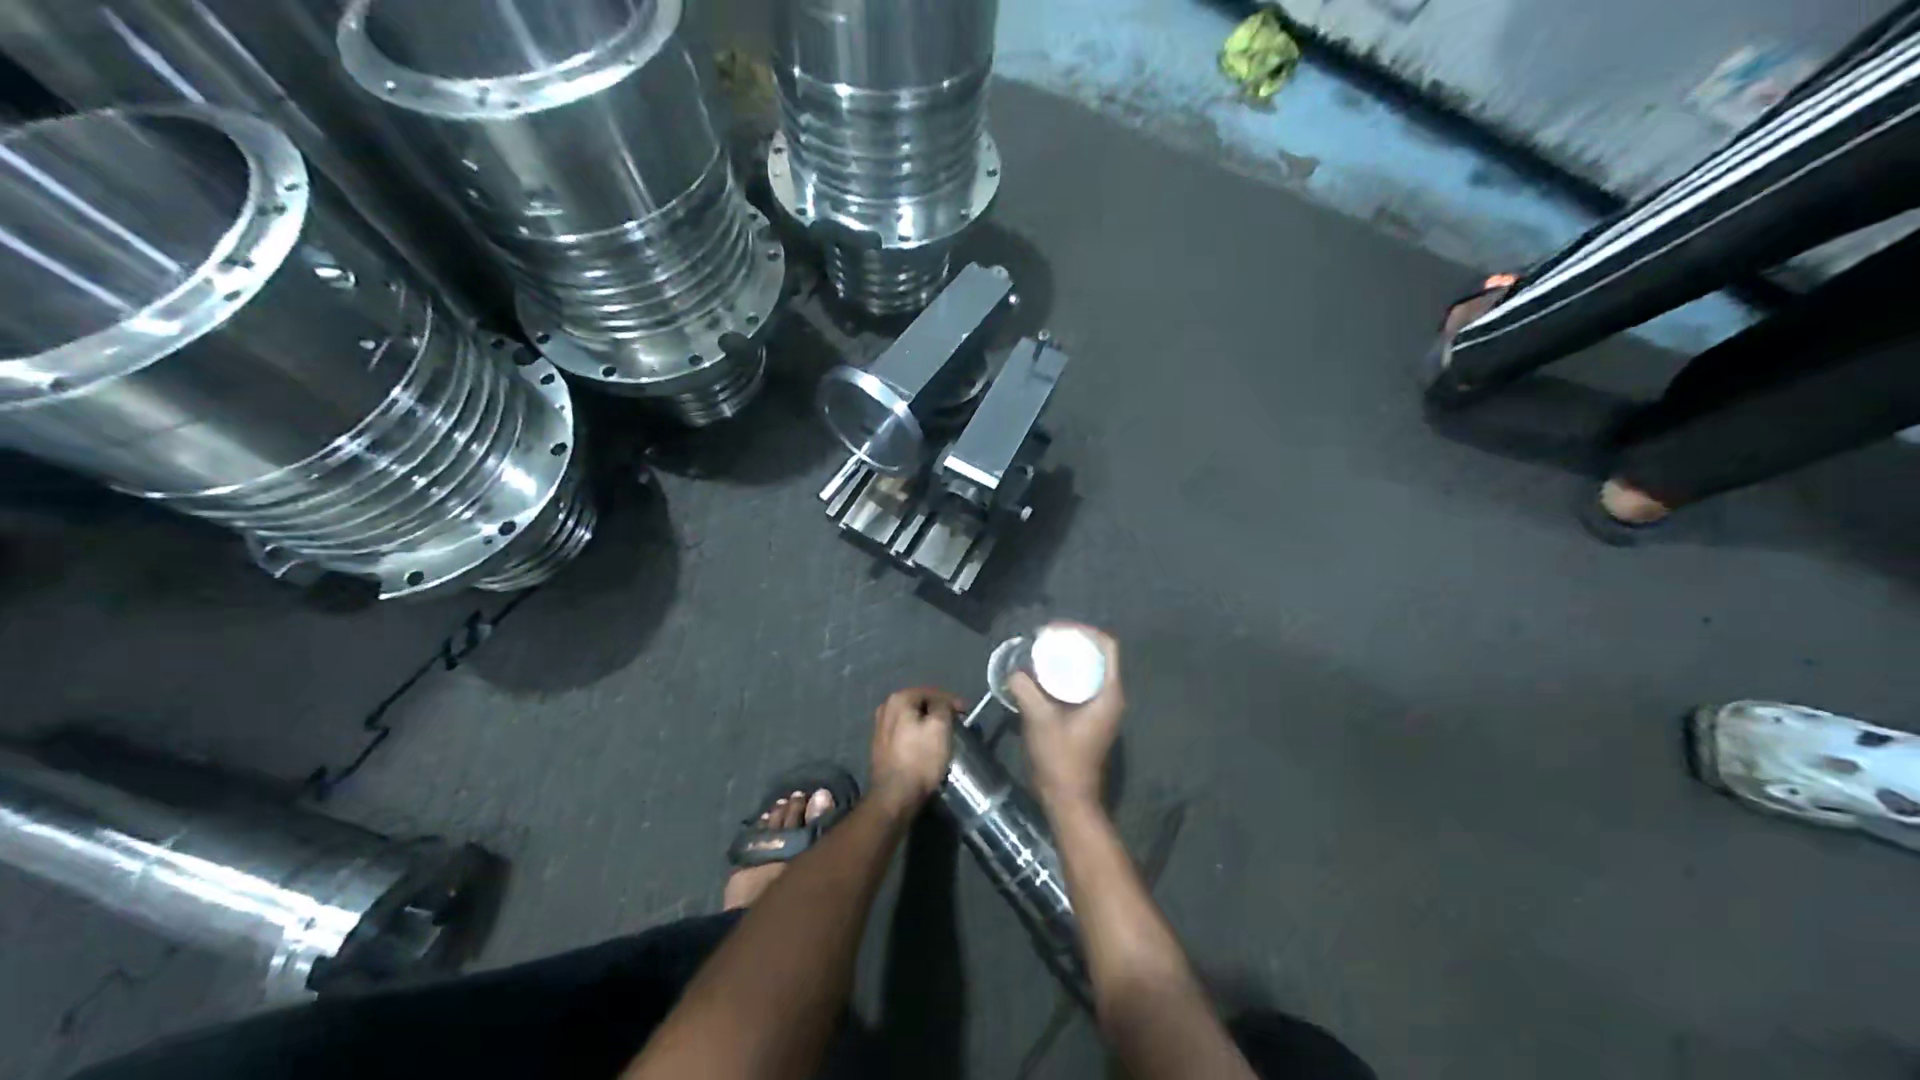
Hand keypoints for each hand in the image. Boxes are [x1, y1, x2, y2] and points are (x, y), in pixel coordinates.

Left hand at [870, 687, 959, 812]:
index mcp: (898, 699)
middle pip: (920, 704)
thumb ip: (943, 706)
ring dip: (929, 723)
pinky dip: (918, 734)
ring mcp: (880, 727)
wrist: (895, 796)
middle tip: (957, 721)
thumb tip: (942, 702)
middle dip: (939, 711)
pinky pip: (905, 732)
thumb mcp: (940, 726)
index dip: (951, 700)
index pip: (931, 692)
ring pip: (912, 719)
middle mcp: (885, 708)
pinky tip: (928, 745)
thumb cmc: (920, 758)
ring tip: (945, 733)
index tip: (966, 711)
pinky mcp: (881, 746)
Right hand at [1008, 624, 1123, 809]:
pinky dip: (1066, 675)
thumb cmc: (1060, 758)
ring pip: (1090, 670)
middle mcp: (1111, 697)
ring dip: (1069, 658)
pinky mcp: (1092, 717)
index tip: (1056, 630)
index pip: (1107, 646)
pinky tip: (1042, 677)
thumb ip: (1026, 690)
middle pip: (1099, 655)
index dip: (1083, 631)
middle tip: (1044, 639)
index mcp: (1108, 693)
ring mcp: (1103, 708)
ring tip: (1041, 653)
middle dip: (1073, 642)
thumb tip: (1014, 671)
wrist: (1068, 796)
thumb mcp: (1039, 719)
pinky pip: (1082, 684)